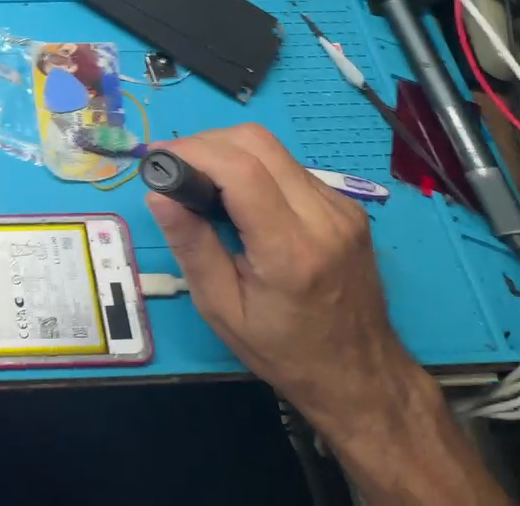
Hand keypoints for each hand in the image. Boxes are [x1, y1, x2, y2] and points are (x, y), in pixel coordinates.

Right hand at [144, 123, 424, 429]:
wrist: (362, 376)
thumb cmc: (283, 350)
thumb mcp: (221, 308)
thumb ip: (191, 246)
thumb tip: (156, 193)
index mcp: (290, 251)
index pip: (241, 170)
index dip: (193, 152)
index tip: (159, 161)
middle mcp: (323, 218)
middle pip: (256, 142)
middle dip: (205, 143)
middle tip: (175, 169)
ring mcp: (341, 208)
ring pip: (272, 148)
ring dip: (228, 152)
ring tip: (202, 181)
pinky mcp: (346, 206)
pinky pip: (289, 165)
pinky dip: (253, 167)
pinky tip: (239, 197)